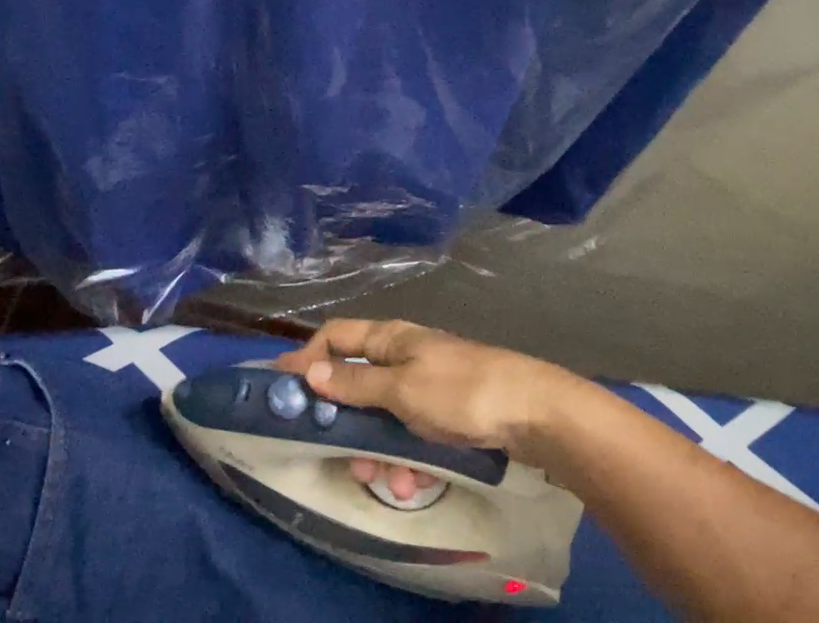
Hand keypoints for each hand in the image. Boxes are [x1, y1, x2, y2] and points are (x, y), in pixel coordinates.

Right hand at [274, 319, 580, 457]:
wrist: (536, 413)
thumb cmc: (461, 392)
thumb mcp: (401, 390)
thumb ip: (355, 384)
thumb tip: (310, 372)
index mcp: (390, 339)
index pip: (336, 336)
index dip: (308, 358)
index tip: (282, 387)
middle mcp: (405, 357)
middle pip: (358, 384)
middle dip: (347, 423)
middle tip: (343, 456)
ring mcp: (428, 386)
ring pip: (385, 418)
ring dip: (381, 451)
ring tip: (391, 481)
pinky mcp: (449, 415)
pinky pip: (414, 436)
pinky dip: (410, 459)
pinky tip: (417, 482)